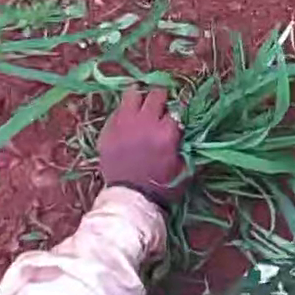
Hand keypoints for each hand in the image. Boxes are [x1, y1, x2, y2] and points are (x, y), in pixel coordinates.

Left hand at [98, 87, 185, 205]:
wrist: (131, 200)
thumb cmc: (161, 187)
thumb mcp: (183, 168)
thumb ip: (185, 147)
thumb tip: (184, 135)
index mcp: (167, 132)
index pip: (176, 109)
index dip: (177, 112)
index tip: (176, 116)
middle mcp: (146, 122)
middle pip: (156, 95)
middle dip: (161, 97)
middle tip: (161, 104)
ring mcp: (125, 124)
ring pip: (132, 95)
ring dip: (140, 98)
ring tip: (142, 104)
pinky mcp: (108, 131)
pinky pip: (116, 111)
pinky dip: (124, 113)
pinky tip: (127, 121)